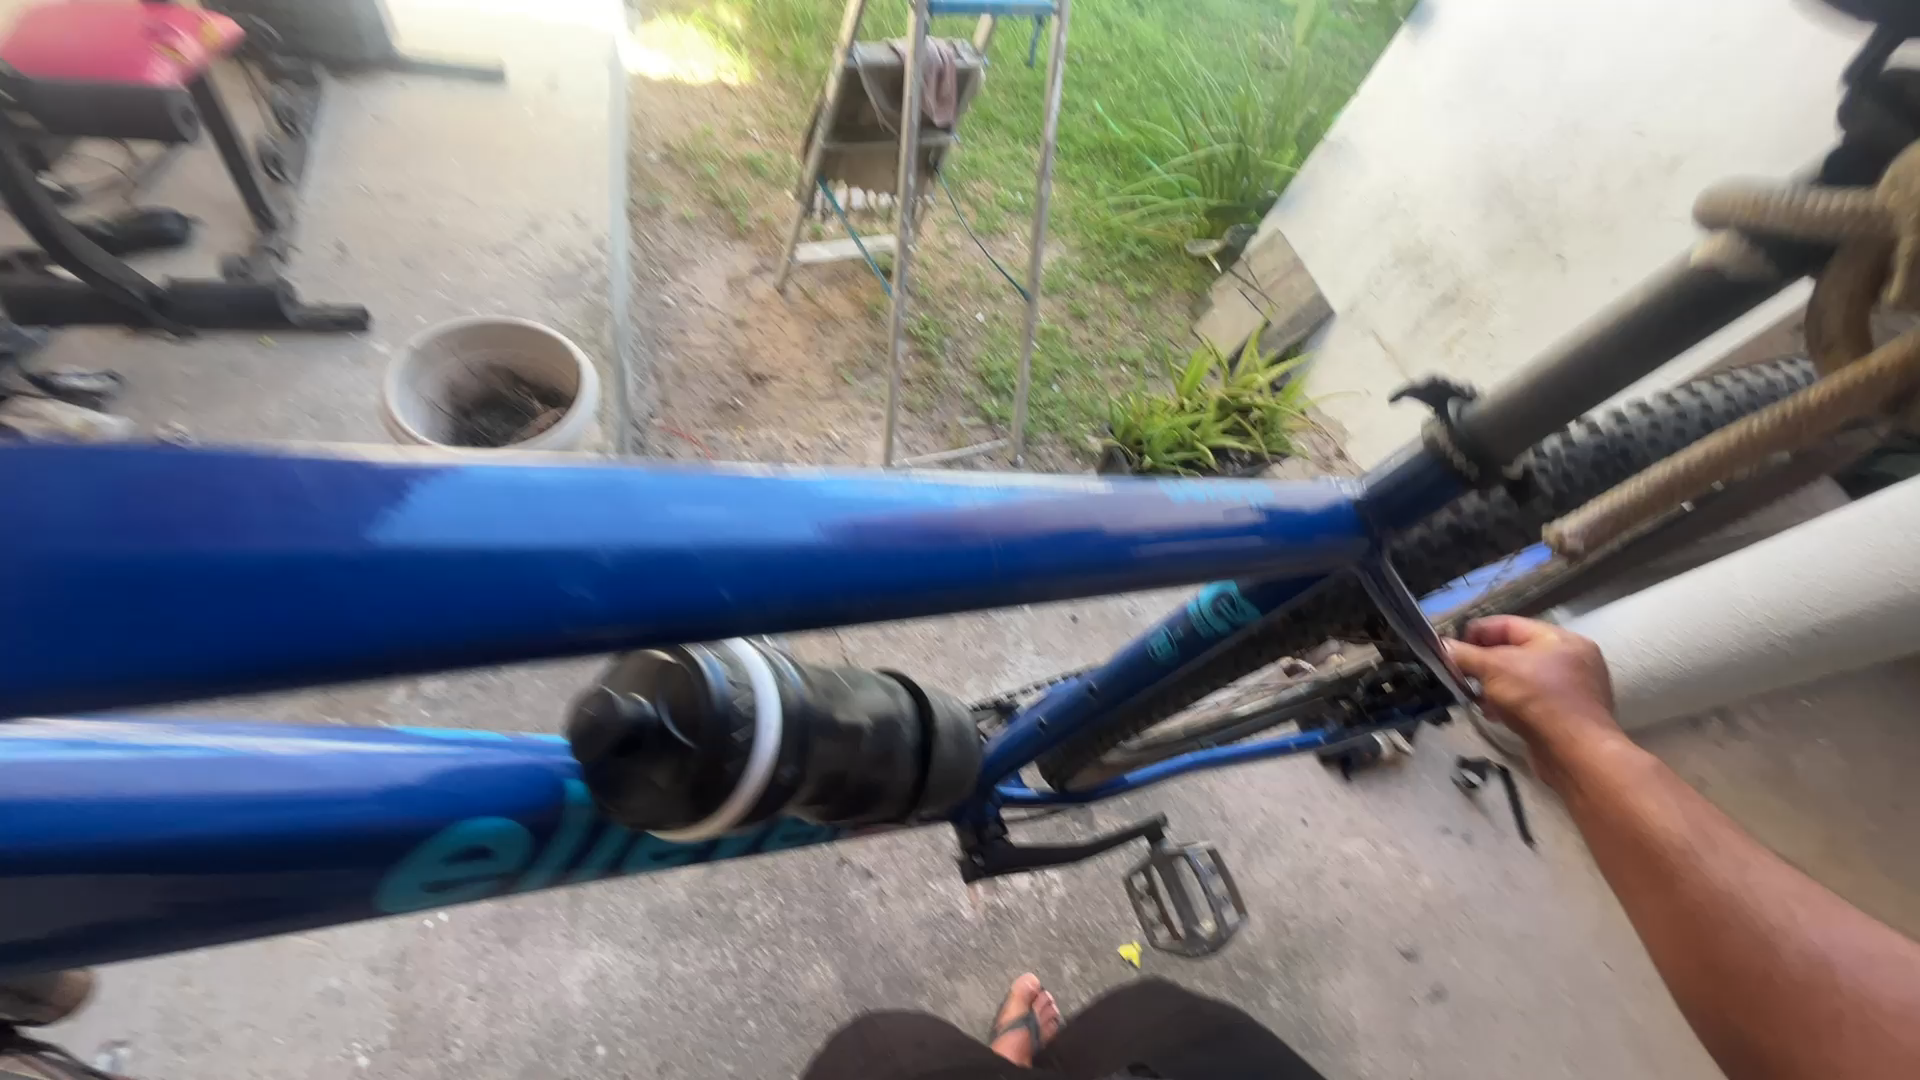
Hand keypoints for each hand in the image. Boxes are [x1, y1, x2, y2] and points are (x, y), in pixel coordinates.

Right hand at [1446, 616, 1624, 777]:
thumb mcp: (1491, 669)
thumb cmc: (1535, 699)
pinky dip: (1508, 701)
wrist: (1573, 751)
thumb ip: (1463, 654)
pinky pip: (1529, 697)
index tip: (1452, 651)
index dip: (1474, 634)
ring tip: (1476, 697)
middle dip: (1482, 663)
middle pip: (1512, 650)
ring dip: (1492, 685)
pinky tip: (1494, 713)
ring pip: (1518, 675)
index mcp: (1559, 639)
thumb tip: (1442, 646)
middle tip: (1461, 675)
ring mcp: (1572, 686)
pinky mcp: (1567, 711)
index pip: (1506, 624)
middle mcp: (1570, 658)